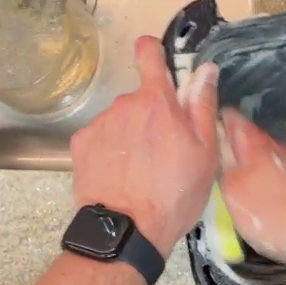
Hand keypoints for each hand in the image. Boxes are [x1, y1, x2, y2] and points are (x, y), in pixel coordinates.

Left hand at [70, 36, 219, 251]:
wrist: (128, 231)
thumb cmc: (175, 194)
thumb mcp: (204, 154)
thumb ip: (203, 106)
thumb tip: (205, 70)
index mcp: (158, 102)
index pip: (149, 53)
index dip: (153, 54)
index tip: (158, 66)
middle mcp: (125, 104)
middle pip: (139, 100)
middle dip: (150, 117)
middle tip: (162, 153)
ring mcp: (100, 124)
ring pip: (119, 122)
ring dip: (129, 137)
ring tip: (140, 172)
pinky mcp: (80, 145)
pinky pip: (100, 139)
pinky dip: (109, 152)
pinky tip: (119, 177)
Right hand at [215, 109, 285, 281]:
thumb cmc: (273, 215)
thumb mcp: (234, 193)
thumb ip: (223, 169)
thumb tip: (218, 152)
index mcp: (256, 144)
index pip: (232, 119)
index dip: (215, 121)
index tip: (200, 134)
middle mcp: (277, 148)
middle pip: (248, 141)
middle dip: (230, 150)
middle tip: (210, 166)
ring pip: (263, 161)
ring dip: (247, 169)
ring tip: (230, 186)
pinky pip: (275, 179)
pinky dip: (263, 185)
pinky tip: (256, 201)